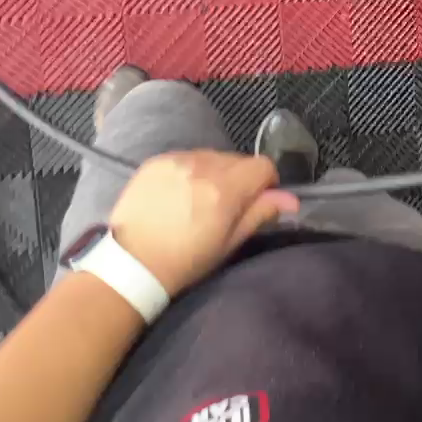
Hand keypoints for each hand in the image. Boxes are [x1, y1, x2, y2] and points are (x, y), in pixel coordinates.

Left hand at [107, 152, 298, 294]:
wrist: (130, 264)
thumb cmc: (185, 261)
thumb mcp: (229, 243)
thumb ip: (260, 213)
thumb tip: (291, 199)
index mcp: (225, 189)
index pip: (263, 166)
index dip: (266, 183)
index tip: (255, 202)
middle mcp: (203, 166)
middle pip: (238, 160)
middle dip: (239, 179)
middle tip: (224, 206)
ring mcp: (177, 160)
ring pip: (212, 156)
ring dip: (214, 172)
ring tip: (198, 200)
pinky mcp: (156, 161)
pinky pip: (187, 157)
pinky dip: (190, 170)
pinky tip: (178, 194)